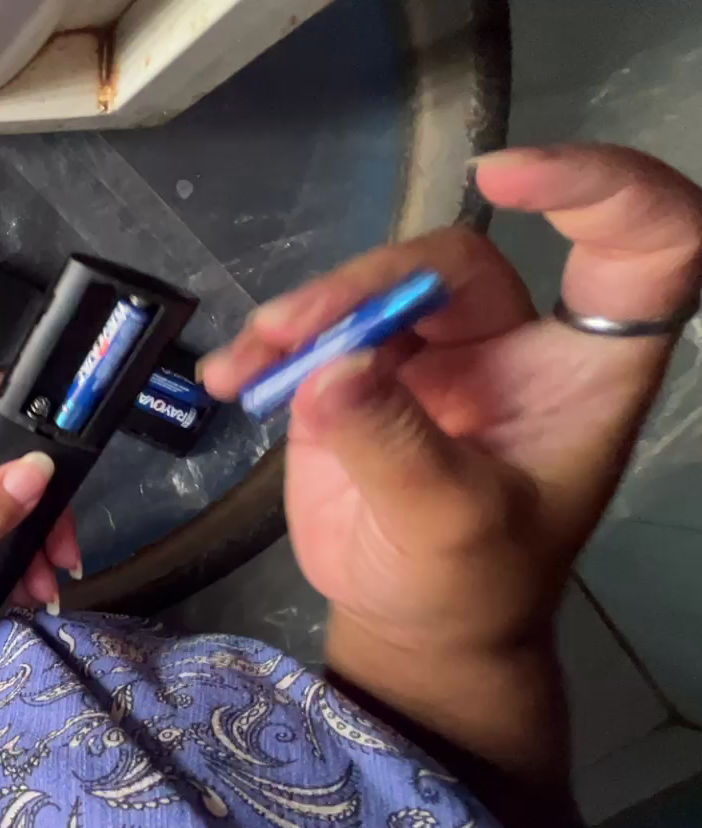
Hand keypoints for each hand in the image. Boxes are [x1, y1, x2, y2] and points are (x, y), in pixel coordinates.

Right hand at [200, 144, 701, 661]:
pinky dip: (259, 356)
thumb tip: (328, 369)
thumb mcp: (447, 518)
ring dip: (294, 322)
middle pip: (444, 269)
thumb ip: (393, 442)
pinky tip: (227, 379)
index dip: (597, 192)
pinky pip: (301, 348)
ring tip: (240, 368)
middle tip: (287, 331)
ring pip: (358, 301)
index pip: (636, 249)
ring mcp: (414, 363)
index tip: (505, 177)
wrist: (402, 614)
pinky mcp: (343, 387)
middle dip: (361, 288)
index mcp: (577, 365)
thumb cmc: (464, 577)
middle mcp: (500, 346)